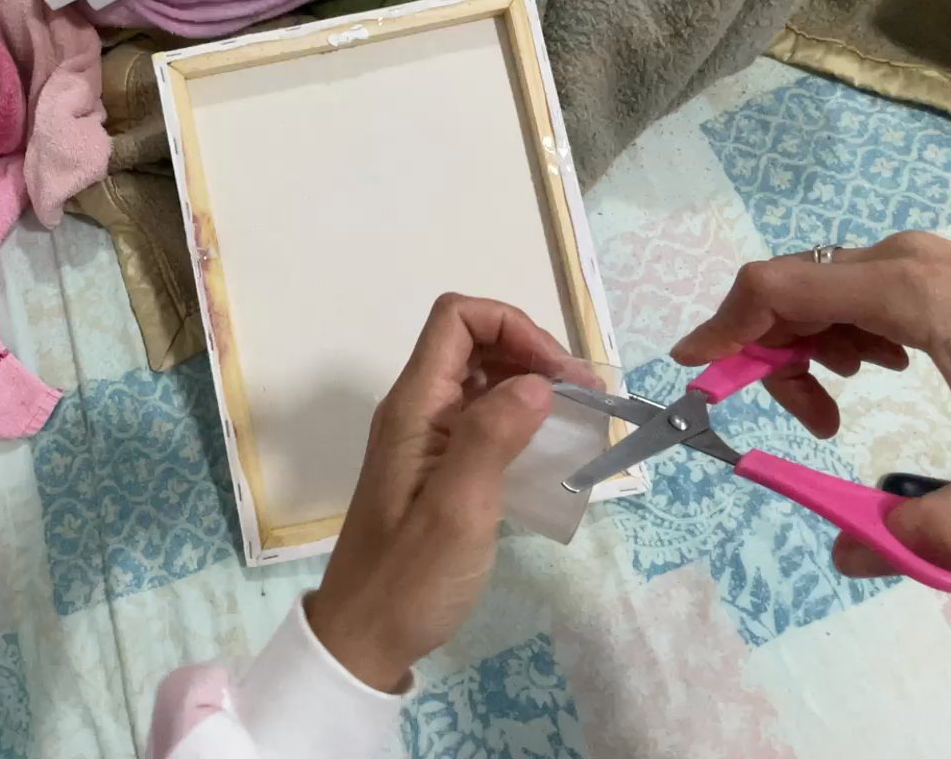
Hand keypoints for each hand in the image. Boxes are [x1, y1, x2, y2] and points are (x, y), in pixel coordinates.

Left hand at [307, 294, 563, 691]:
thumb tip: (538, 381)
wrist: (367, 630)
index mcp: (414, 404)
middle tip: (583, 394)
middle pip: (471, 339)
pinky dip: (518, 412)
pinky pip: (480, 413)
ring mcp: (425, 433)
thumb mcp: (458, 508)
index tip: (559, 373)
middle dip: (529, 350)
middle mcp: (417, 406)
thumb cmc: (411, 575)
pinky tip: (548, 442)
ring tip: (577, 412)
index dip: (511, 326)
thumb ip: (492, 437)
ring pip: (479, 374)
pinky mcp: (437, 460)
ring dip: (528, 379)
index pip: (456, 319)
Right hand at [671, 232, 950, 576]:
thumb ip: (936, 530)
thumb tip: (843, 552)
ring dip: (805, 348)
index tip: (696, 368)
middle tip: (808, 421)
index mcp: (910, 295)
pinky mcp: (940, 271)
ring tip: (844, 404)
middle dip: (769, 355)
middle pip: (787, 292)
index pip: (775, 290)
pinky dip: (837, 331)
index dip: (722, 326)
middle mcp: (904, 261)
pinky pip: (850, 289)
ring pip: (816, 290)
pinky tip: (879, 368)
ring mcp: (924, 260)